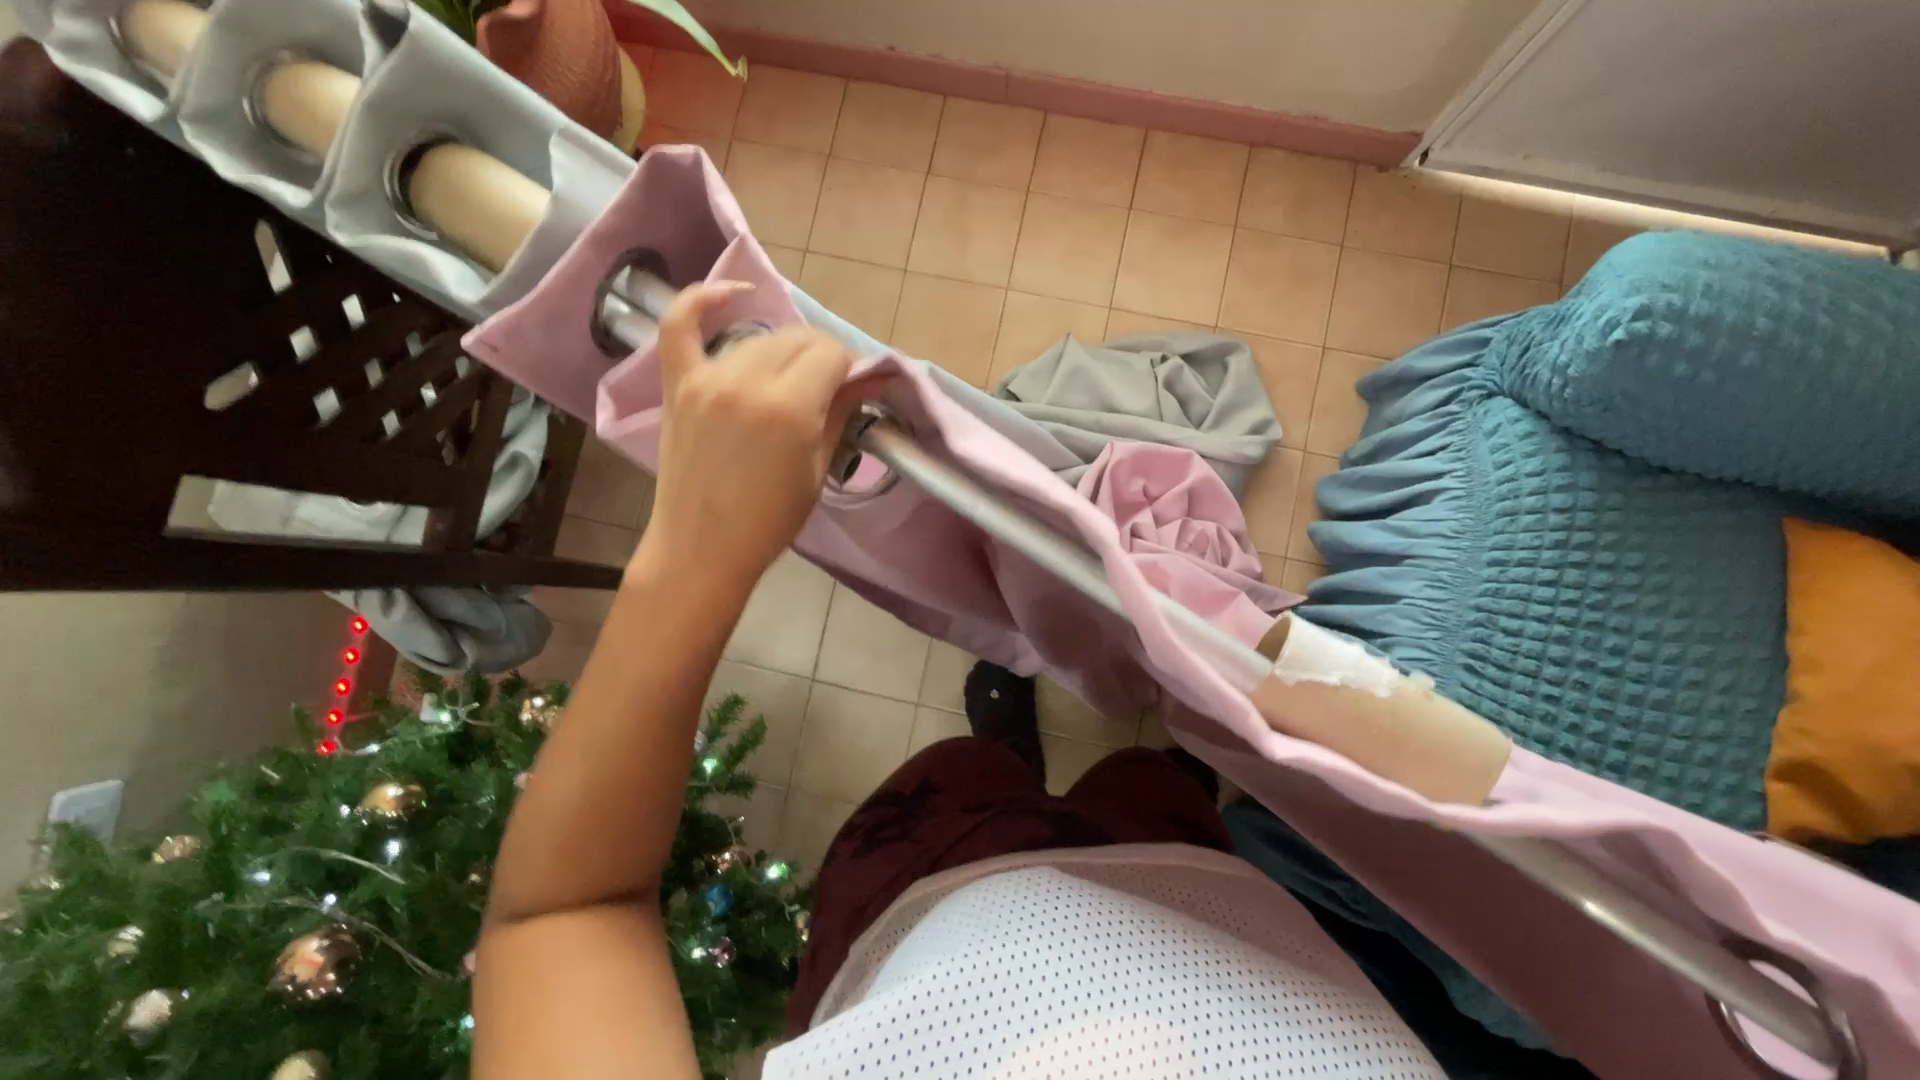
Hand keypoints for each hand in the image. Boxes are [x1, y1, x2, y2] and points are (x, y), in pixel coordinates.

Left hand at [637, 281, 868, 591]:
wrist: (702, 549)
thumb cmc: (770, 521)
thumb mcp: (818, 469)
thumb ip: (841, 412)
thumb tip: (871, 377)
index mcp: (789, 408)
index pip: (831, 354)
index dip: (848, 368)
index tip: (851, 390)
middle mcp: (748, 380)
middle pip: (798, 339)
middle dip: (821, 359)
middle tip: (824, 390)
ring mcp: (707, 378)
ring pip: (758, 338)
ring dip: (782, 351)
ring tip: (787, 382)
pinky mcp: (678, 384)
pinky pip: (680, 325)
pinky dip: (701, 301)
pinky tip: (730, 294)